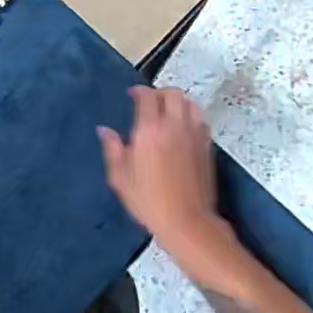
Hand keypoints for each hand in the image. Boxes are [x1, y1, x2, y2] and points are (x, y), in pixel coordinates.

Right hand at [98, 87, 226, 253]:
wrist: (187, 221)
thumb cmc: (150, 202)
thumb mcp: (122, 179)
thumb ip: (113, 150)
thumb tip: (105, 130)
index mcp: (150, 131)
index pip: (148, 96)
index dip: (139, 91)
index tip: (133, 94)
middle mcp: (174, 126)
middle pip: (173, 93)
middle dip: (160, 92)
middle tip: (151, 101)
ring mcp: (194, 134)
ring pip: (190, 102)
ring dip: (178, 100)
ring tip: (168, 109)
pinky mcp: (207, 145)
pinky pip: (200, 119)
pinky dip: (191, 115)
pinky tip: (183, 126)